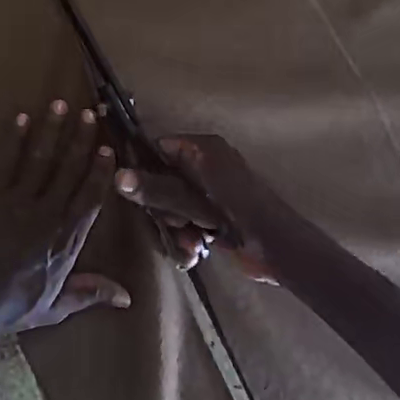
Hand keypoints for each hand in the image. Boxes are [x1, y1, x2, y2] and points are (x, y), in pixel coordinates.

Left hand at [0, 101, 131, 338]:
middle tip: (90, 113)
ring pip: (41, 159)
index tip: (107, 148)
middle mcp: (46, 216)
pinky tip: (21, 117)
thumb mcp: (54, 307)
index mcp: (65, 242)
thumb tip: (128, 296)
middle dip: (80, 140)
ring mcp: (17, 204)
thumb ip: (90, 293)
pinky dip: (14, 139)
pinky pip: (5, 162)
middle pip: (69, 171)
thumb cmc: (8, 309)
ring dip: (52, 130)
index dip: (100, 172)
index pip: (89, 199)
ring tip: (61, 104)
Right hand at [116, 135, 275, 282]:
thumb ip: (156, 189)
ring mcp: (210, 190)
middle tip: (178, 224)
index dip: (144, 172)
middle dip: (166, 211)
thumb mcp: (193, 201)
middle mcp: (205, 163)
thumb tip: (117, 176)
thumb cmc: (239, 214)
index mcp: (202, 148)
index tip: (140, 196)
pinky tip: (196, 251)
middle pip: (162, 182)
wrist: (282, 251)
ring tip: (192, 242)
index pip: (156, 149)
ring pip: (173, 206)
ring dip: (178, 229)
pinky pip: (188, 220)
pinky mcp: (215, 214)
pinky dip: (189, 237)